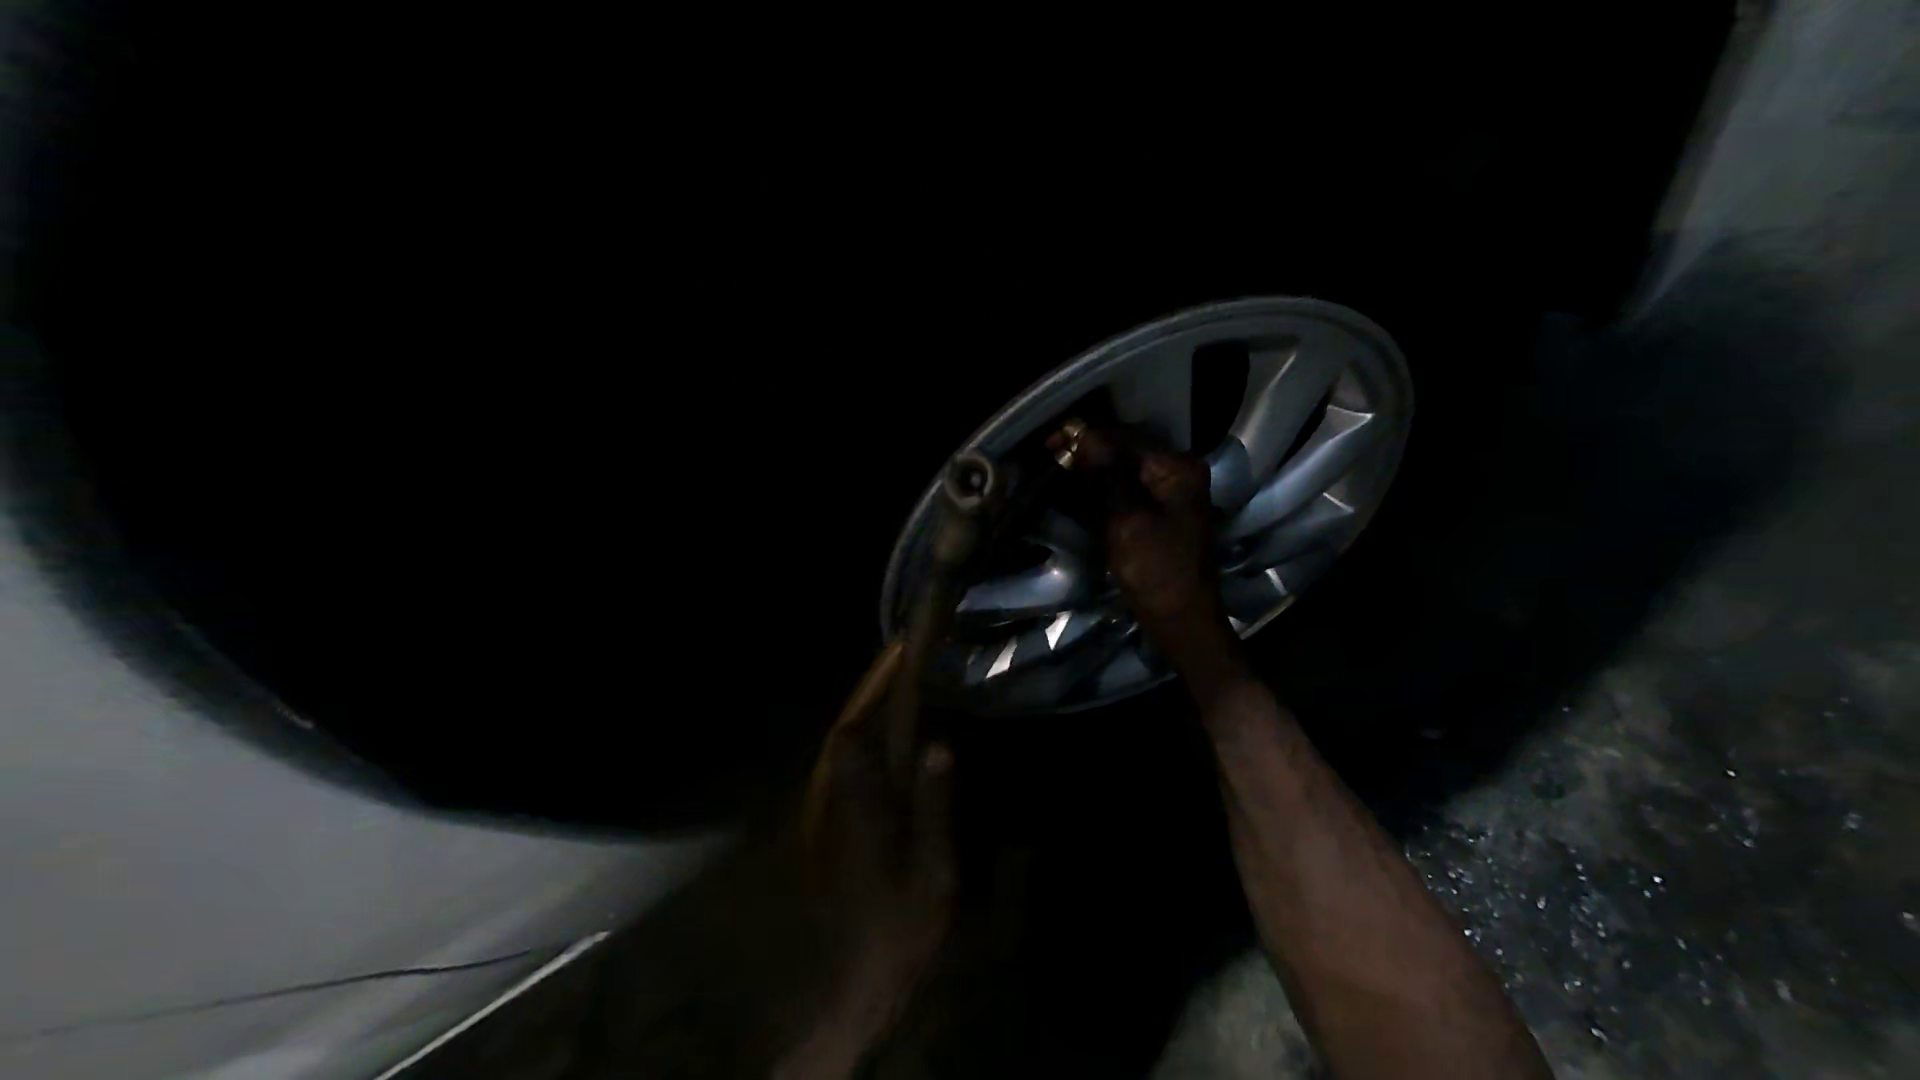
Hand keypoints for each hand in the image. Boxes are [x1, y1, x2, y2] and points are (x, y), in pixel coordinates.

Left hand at [782, 726, 954, 1077]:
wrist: (862, 977)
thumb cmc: (900, 918)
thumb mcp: (932, 864)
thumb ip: (934, 803)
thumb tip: (938, 745)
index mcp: (861, 805)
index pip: (850, 741)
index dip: (867, 709)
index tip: (893, 684)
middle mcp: (840, 807)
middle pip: (846, 750)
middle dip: (871, 723)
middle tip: (909, 704)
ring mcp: (836, 827)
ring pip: (847, 771)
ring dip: (871, 747)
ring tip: (909, 733)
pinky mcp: (840, 844)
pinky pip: (852, 793)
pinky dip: (871, 775)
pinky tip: (900, 783)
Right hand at [1055, 427, 1247, 693]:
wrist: (1179, 619)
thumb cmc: (1156, 570)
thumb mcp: (1126, 519)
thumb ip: (1106, 474)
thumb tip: (1083, 434)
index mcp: (1176, 467)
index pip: (1123, 437)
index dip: (1085, 438)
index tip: (1048, 443)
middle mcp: (1176, 471)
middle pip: (1122, 451)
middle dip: (1085, 454)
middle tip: (1047, 458)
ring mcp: (1168, 492)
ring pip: (1120, 471)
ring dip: (1089, 472)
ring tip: (1055, 473)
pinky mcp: (1157, 512)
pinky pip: (1123, 490)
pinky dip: (1099, 491)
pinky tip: (1075, 493)